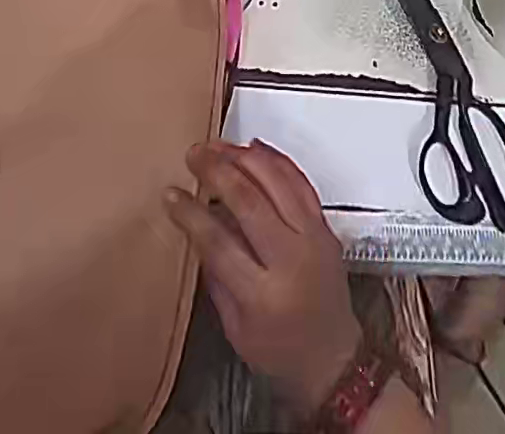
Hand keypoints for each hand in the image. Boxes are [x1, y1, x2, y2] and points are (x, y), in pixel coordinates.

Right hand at [165, 140, 360, 415]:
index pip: (220, 242)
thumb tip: (196, 221)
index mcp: (263, 295)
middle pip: (250, 201)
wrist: (334, 360)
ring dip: (244, 157)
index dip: (191, 213)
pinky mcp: (326, 226)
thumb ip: (216, 272)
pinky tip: (254, 146)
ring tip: (218, 145)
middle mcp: (292, 259)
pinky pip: (301, 182)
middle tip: (194, 154)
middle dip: (217, 171)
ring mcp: (314, 238)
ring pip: (278, 182)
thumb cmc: (277, 349)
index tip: (170, 192)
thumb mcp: (234, 326)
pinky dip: (277, 160)